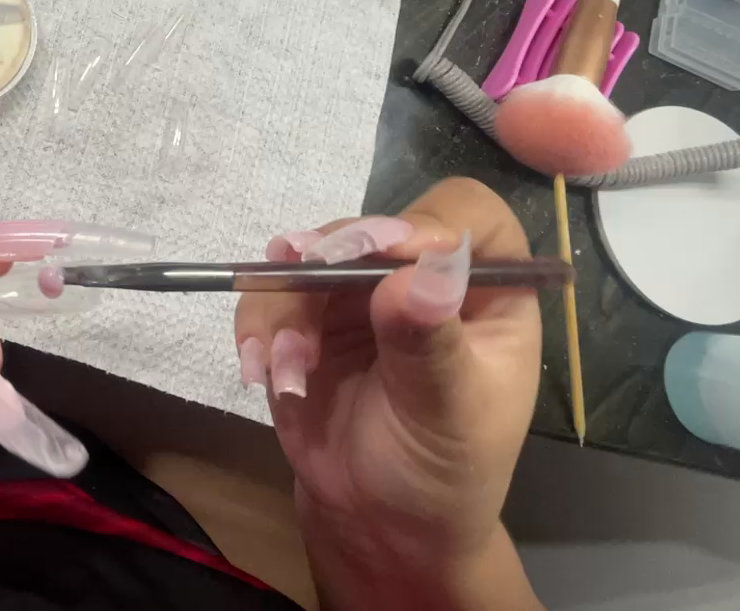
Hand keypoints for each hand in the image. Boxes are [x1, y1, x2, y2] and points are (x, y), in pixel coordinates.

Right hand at [234, 178, 543, 610]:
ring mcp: (354, 294)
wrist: (374, 519)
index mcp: (482, 294)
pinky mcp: (303, 314)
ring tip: (285, 364)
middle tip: (301, 262)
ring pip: (308, 257)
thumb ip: (428, 345)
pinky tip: (261, 370)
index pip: (470, 221)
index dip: (429, 222)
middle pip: (374, 227)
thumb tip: (415, 276)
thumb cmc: (439, 472)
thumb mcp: (447, 415)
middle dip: (333, 249)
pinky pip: (269, 295)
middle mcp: (416, 279)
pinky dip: (257, 327)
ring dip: (286, 302)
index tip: (387, 250)